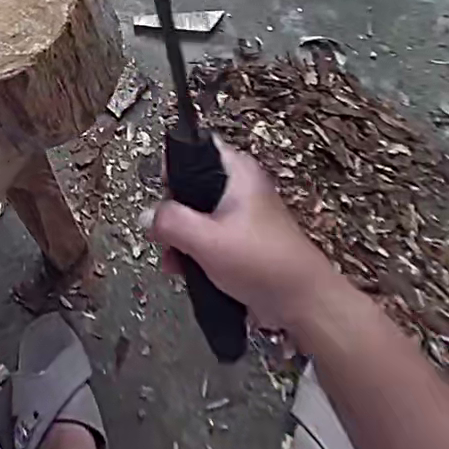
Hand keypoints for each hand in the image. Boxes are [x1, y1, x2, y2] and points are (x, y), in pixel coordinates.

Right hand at [145, 144, 341, 332]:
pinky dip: (195, 250)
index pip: (199, 148)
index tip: (160, 191)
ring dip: (182, 236)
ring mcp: (243, 214)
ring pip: (199, 214)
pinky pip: (209, 236)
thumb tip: (148, 216)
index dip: (175, 165)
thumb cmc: (264, 262)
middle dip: (174, 211)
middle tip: (166, 233)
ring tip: (175, 260)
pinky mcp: (242, 239)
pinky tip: (187, 270)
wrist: (300, 300)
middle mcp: (242, 187)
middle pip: (193, 185)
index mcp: (239, 172)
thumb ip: (172, 223)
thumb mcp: (208, 240)